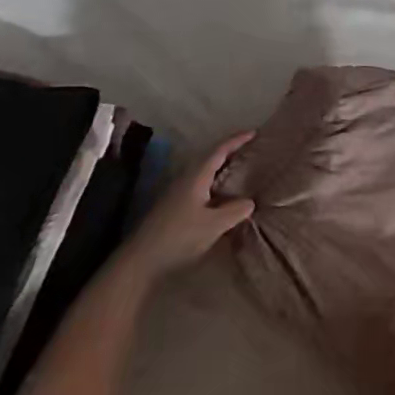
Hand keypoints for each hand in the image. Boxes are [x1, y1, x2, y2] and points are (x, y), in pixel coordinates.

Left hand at [121, 131, 255, 280]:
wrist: (141, 261)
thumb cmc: (179, 237)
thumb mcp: (213, 225)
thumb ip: (235, 211)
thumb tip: (250, 201)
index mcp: (196, 178)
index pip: (219, 151)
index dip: (236, 141)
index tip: (254, 133)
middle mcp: (186, 181)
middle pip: (211, 159)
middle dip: (231, 152)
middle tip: (251, 151)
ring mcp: (178, 195)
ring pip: (205, 175)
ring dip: (223, 170)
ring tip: (242, 172)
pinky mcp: (175, 208)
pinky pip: (202, 188)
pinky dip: (217, 185)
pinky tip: (224, 198)